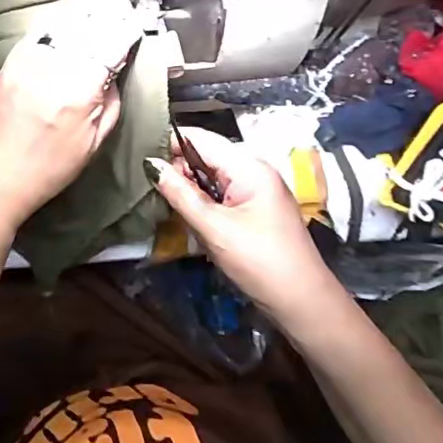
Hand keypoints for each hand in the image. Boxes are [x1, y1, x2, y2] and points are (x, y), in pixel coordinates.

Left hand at [0, 12, 140, 233]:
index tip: (135, 26)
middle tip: (119, 18)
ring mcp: (25, 64)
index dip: (127, 30)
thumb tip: (116, 67)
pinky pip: (37, 34)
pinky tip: (66, 27)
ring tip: (96, 16)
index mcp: (79, 92)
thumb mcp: (95, 141)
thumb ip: (112, 99)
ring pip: (61, 25)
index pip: (111, 43)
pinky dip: (55, 27)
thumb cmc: (47, 169)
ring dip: (82, 19)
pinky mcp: (7, 64)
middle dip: (107, 20)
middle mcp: (51, 70)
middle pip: (87, 28)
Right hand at [149, 128, 347, 326]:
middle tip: (148, 185)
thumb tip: (151, 165)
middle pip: (205, 155)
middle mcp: (254, 171)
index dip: (169, 143)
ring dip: (188, 186)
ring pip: (211, 176)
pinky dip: (202, 200)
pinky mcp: (255, 209)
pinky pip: (221, 193)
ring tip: (162, 199)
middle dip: (177, 167)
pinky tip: (187, 214)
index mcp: (248, 167)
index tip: (139, 155)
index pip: (200, 138)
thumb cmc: (259, 261)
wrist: (303, 304)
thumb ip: (180, 193)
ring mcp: (257, 190)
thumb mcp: (213, 227)